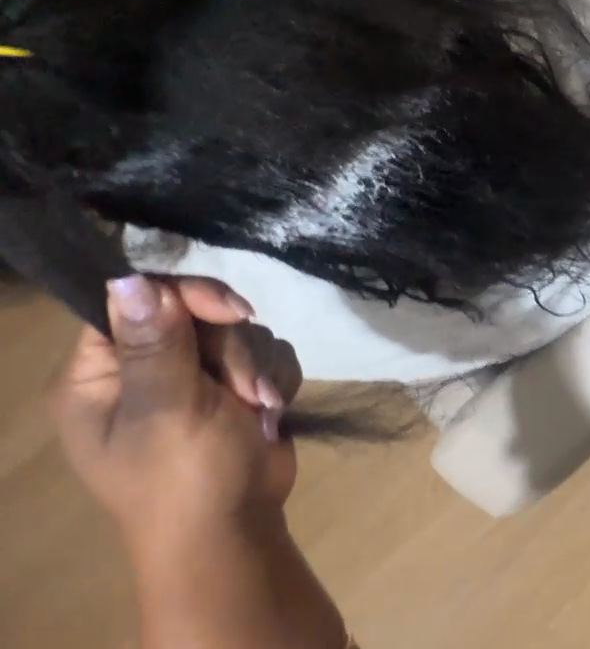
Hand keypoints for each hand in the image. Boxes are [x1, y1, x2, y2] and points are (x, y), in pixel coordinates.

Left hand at [48, 275, 302, 560]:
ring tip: (258, 410)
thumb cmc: (183, 475)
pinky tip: (268, 411)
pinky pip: (267, 354)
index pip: (135, 301)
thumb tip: (130, 279)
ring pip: (242, 334)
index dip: (187, 296)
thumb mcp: (167, 408)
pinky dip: (275, 379)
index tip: (235, 313)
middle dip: (235, 350)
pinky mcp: (232, 388)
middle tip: (242, 390)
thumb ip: (155, 344)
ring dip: (259, 369)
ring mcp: (189, 380)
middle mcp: (140, 370)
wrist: (232, 526)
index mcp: (98, 376)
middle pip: (200, 314)